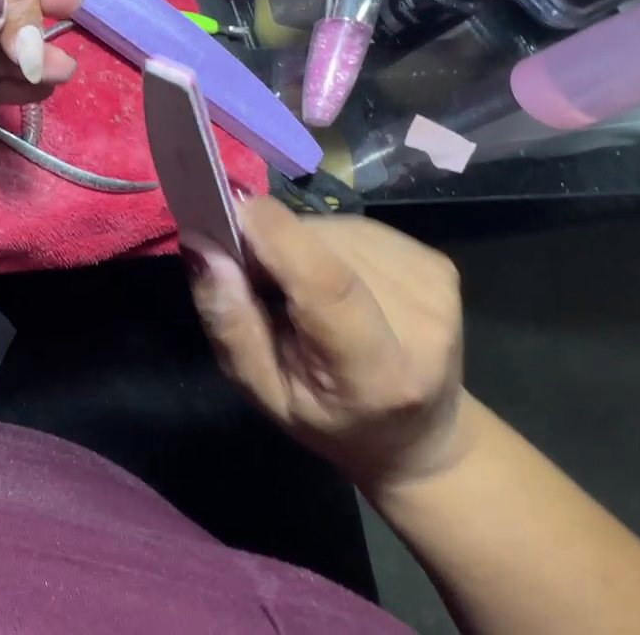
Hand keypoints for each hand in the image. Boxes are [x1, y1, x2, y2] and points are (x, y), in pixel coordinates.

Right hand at [182, 198, 470, 491]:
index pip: (328, 285)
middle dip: (268, 246)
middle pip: (319, 249)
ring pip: (330, 230)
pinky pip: (351, 228)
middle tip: (251, 280)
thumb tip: (202, 246)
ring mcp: (435, 286)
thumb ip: (230, 324)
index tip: (226, 206)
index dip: (275, 236)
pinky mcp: (437, 261)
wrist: (418, 432)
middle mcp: (419, 321)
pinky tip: (326, 275)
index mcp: (374, 372)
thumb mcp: (259, 391)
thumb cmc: (327, 419)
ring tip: (293, 288)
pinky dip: (320, 243)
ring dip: (294, 246)